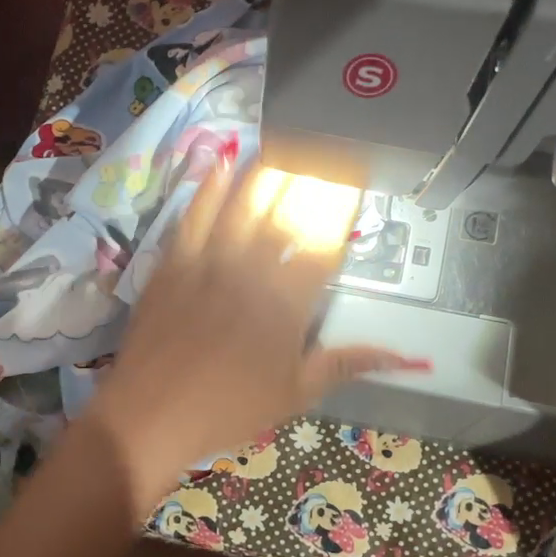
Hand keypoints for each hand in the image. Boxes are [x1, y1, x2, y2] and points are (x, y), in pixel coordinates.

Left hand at [90, 163, 425, 498]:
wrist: (150, 415)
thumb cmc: (227, 410)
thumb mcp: (294, 393)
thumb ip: (344, 364)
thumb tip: (405, 357)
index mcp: (287, 305)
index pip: (323, 243)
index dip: (340, 205)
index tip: (355, 174)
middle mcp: (250, 272)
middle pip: (285, 213)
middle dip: (309, 176)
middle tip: (325, 143)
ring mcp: (206, 264)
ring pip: (241, 205)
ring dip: (266, 170)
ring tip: (285, 141)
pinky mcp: (171, 265)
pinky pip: (193, 216)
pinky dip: (209, 187)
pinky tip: (223, 162)